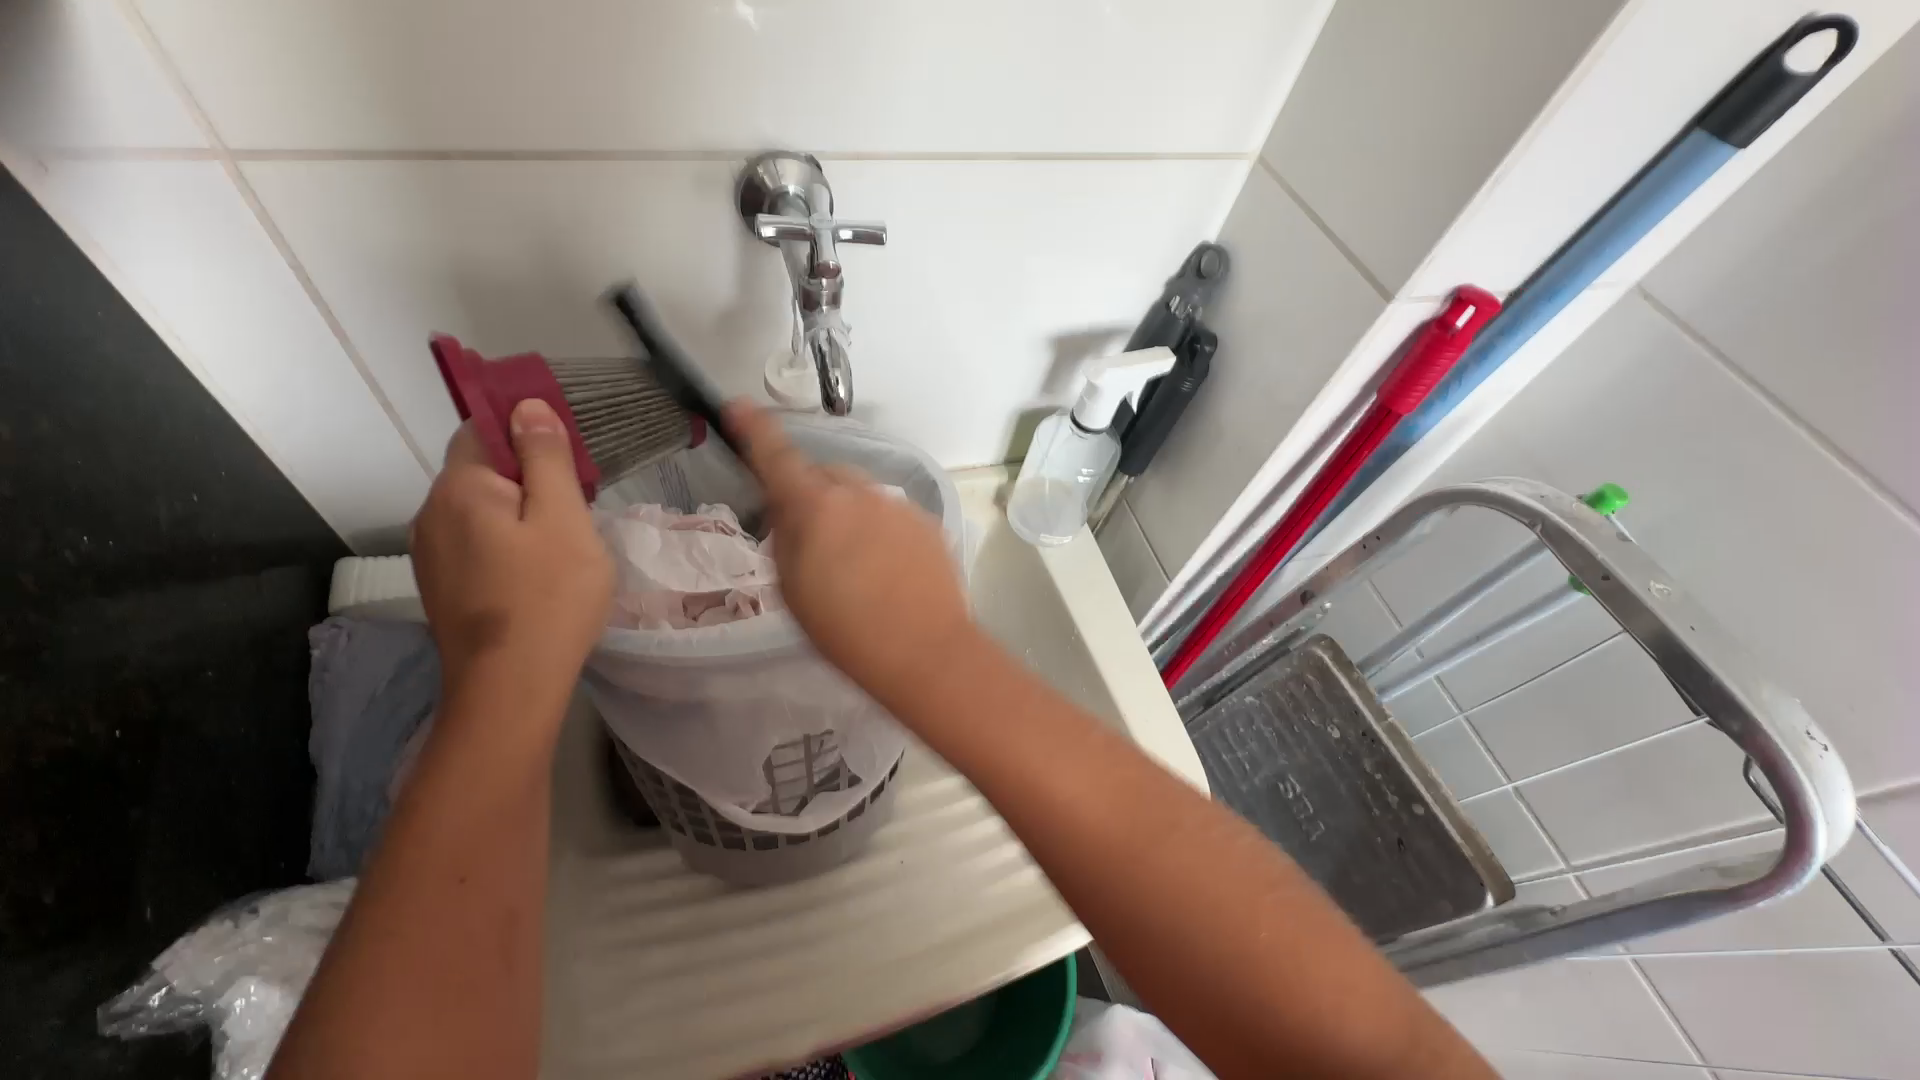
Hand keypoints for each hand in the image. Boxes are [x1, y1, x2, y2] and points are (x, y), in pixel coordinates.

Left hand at [410, 399, 612, 699]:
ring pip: (480, 512)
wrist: (510, 689)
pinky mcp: (442, 588)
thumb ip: (546, 459)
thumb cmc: (550, 597)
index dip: (526, 433)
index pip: (482, 430)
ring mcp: (431, 555)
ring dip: (518, 515)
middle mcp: (431, 514)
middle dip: (528, 479)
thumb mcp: (564, 520)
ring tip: (562, 547)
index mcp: (459, 489)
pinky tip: (537, 575)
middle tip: (577, 511)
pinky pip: (476, 545)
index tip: (569, 460)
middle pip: (481, 472)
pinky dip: (505, 545)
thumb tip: (527, 405)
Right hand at [726, 401, 973, 705]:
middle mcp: (860, 492)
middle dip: (810, 496)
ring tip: (854, 566)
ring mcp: (898, 505)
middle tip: (810, 543)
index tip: (738, 407)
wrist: (926, 652)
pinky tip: (886, 571)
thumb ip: (785, 537)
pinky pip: (890, 514)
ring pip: (860, 495)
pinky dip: (880, 530)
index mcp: (817, 506)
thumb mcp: (792, 590)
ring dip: (848, 514)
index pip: (777, 456)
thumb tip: (787, 510)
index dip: (754, 430)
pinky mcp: (927, 522)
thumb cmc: (846, 632)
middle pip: (823, 477)